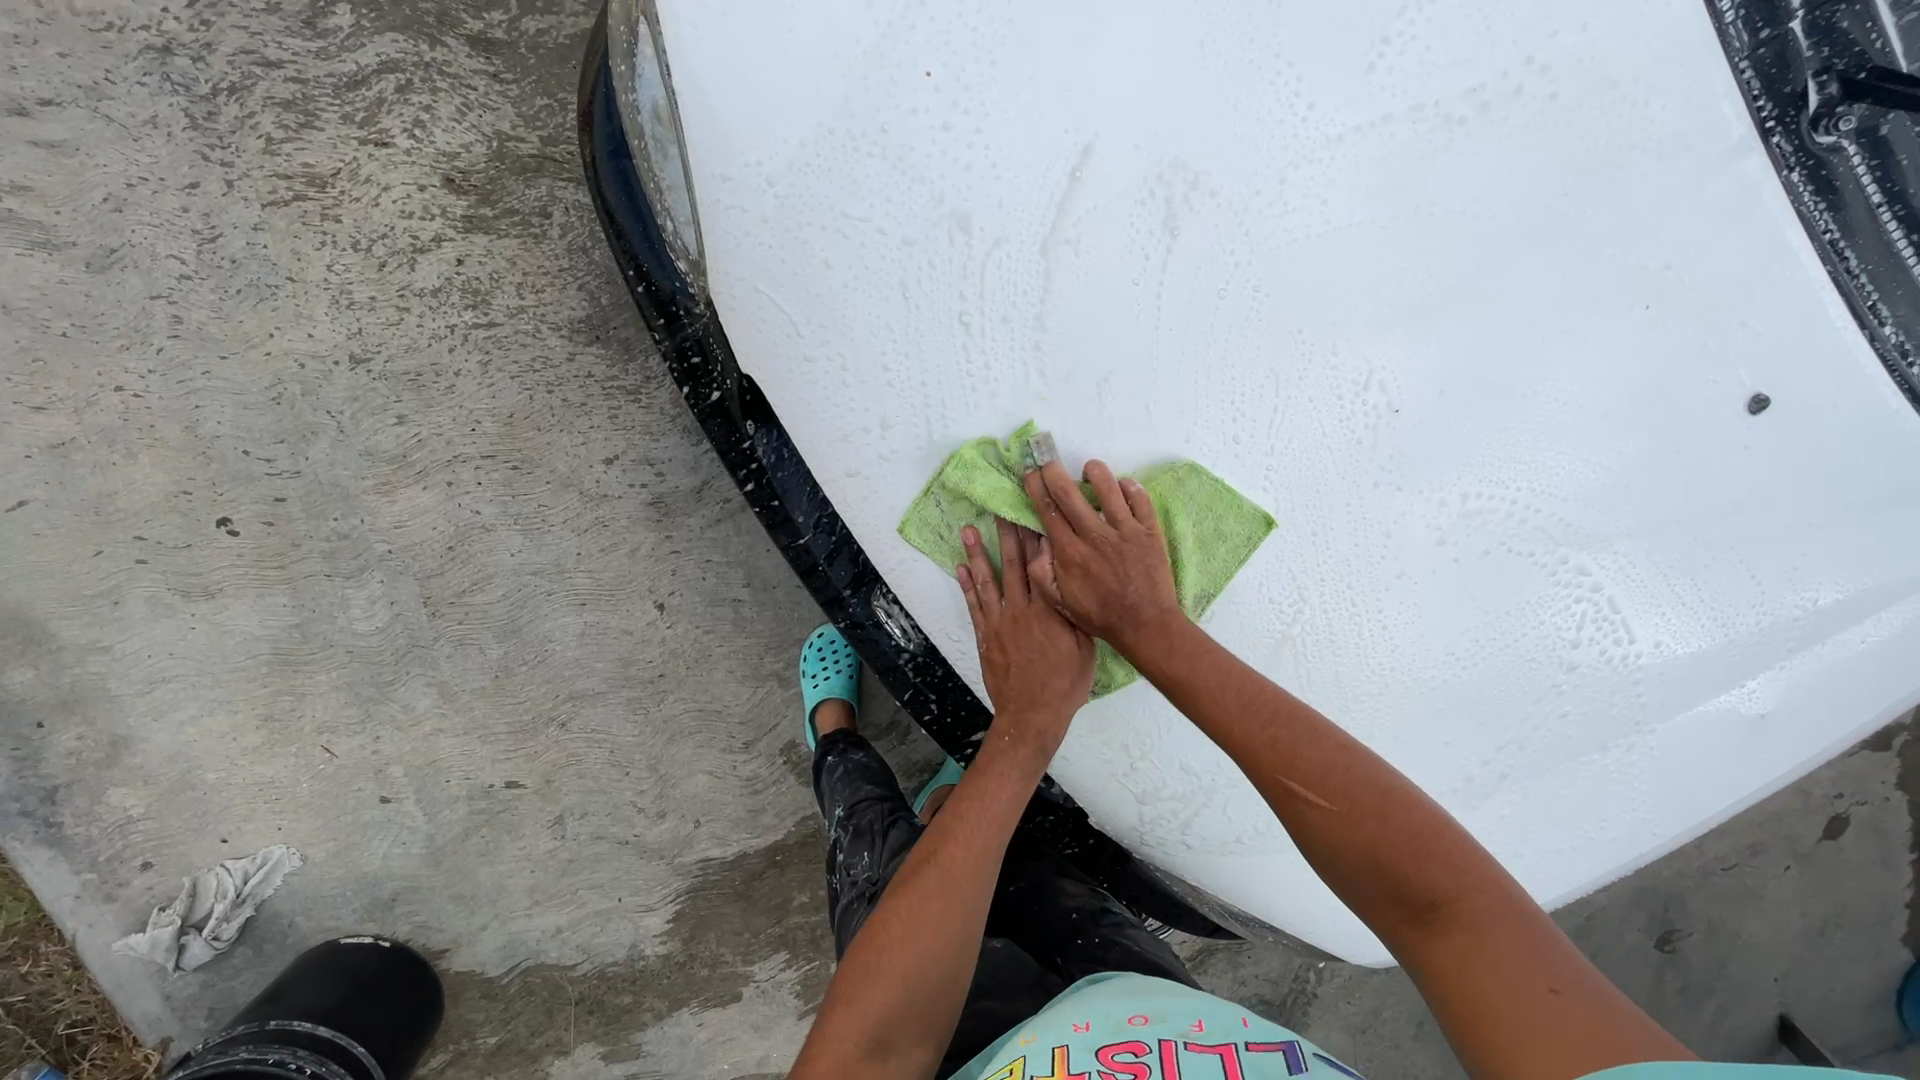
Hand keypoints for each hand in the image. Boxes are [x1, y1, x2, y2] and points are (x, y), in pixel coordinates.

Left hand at [958, 518, 1095, 748]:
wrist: (1032, 714)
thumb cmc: (1066, 684)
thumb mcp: (1085, 647)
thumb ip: (1075, 613)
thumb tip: (1072, 583)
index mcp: (1050, 610)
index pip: (1042, 565)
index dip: (1037, 538)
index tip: (1033, 513)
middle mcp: (1022, 610)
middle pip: (1013, 564)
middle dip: (1008, 534)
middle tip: (1001, 507)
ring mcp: (1000, 622)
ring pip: (988, 580)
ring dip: (977, 553)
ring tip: (969, 529)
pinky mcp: (986, 636)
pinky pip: (974, 605)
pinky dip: (967, 585)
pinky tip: (961, 566)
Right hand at [1022, 460, 1184, 653]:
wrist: (1145, 624)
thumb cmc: (1100, 615)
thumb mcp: (1061, 603)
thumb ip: (1042, 574)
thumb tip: (1036, 543)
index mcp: (1070, 553)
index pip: (1047, 510)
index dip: (1036, 488)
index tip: (1030, 474)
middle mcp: (1095, 536)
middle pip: (1069, 493)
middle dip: (1054, 472)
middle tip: (1048, 461)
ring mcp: (1125, 532)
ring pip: (1107, 488)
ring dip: (1095, 472)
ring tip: (1089, 469)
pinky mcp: (1149, 532)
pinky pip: (1140, 499)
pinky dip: (1130, 487)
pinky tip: (1123, 485)